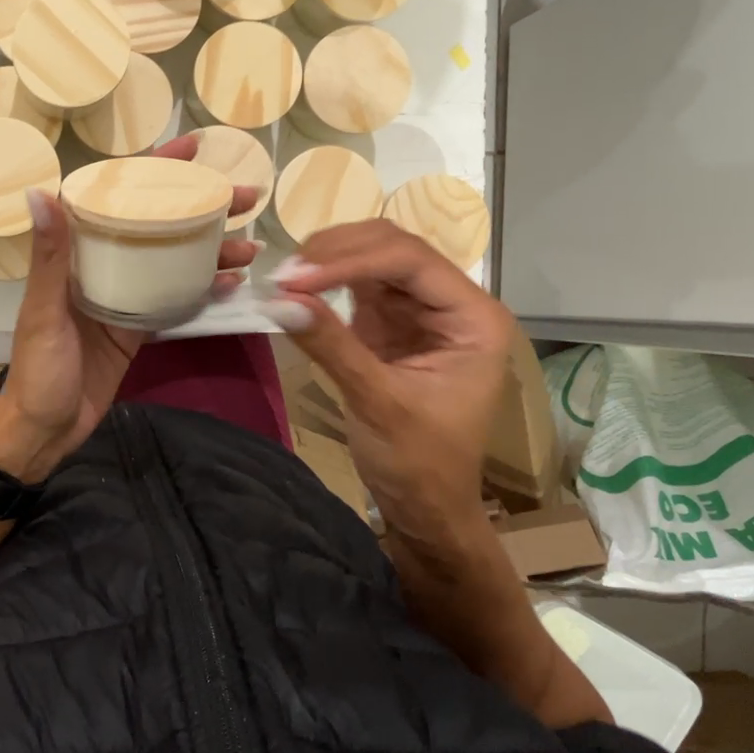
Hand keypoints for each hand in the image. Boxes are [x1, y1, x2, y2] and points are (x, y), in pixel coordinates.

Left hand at [0, 136, 260, 483]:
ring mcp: (122, 298)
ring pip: (172, 261)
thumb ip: (50, 258)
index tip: (193, 148)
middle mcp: (100, 268)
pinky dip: (204, 290)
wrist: (44, 431)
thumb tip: (39, 192)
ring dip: (211, 249)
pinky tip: (234, 281)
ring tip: (252, 242)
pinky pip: (176, 300)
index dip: (152, 170)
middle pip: (154, 225)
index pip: (113, 199)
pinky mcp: (137, 328)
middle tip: (246, 196)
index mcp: (74, 256)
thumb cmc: (38, 371)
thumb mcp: (43, 313)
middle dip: (199, 207)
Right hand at [259, 221, 514, 543]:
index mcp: (474, 319)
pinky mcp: (388, 324)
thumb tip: (279, 299)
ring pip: (372, 259)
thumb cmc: (419, 463)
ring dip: (327, 261)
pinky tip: (296, 288)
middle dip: (338, 252)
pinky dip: (324, 282)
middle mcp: (451, 304)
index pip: (411, 262)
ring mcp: (418, 311)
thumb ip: (332, 346)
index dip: (351, 261)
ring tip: (284, 278)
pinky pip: (354, 285)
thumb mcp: (377, 403)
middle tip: (284, 274)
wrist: (424, 505)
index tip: (296, 279)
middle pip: (393, 248)